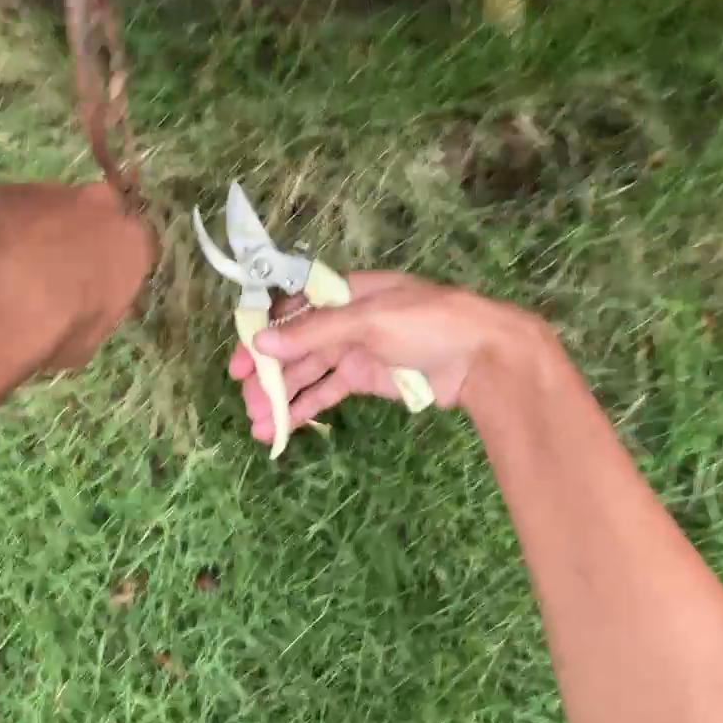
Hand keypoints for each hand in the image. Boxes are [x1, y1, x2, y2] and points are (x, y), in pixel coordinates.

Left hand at [0, 182, 157, 371]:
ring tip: (15, 268)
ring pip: (54, 210)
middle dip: (80, 240)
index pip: (135, 251)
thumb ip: (93, 314)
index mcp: (132, 246)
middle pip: (97, 218)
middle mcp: (101, 207)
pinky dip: (6, 229)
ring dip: (41, 233)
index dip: (113, 269)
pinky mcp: (11, 188)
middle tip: (56, 273)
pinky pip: (14, 210)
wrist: (2, 294)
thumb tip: (82, 315)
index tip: (97, 287)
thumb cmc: (59, 327)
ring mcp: (55, 191)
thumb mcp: (87, 341)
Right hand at [228, 272, 550, 441]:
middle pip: (293, 348)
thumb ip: (314, 332)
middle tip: (249, 403)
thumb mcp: (369, 320)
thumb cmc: (430, 322)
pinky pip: (325, 393)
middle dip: (268, 376)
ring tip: (260, 426)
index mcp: (343, 294)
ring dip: (282, 398)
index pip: (290, 313)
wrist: (483, 357)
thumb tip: (262, 343)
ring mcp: (353, 351)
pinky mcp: (363, 379)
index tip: (238, 365)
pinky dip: (304, 409)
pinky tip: (283, 429)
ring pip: (306, 375)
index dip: (261, 337)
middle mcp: (343, 321)